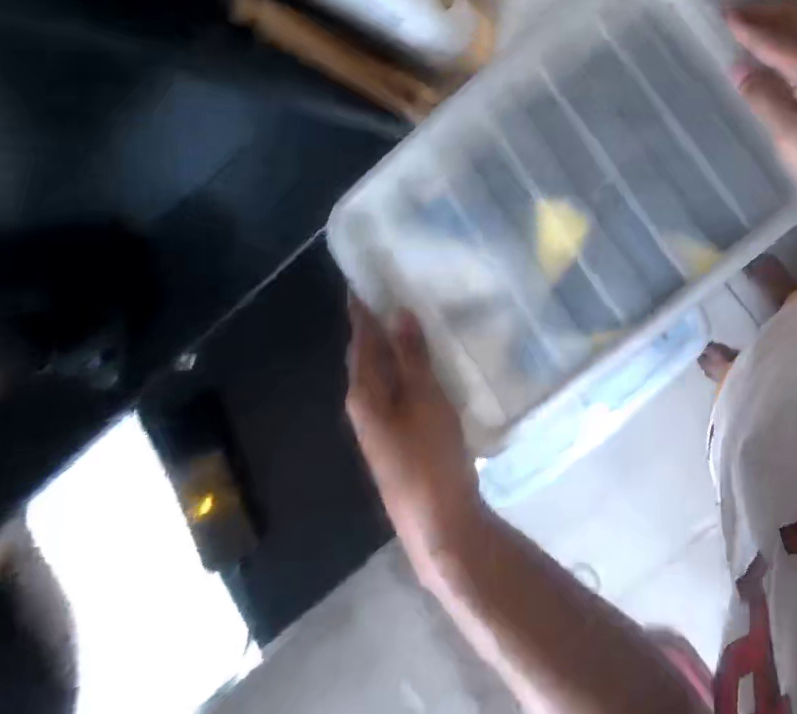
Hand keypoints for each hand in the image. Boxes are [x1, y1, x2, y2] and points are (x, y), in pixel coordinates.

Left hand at [344, 298, 481, 558]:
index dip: (363, 311)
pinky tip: (431, 360)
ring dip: (397, 345)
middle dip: (378, 325)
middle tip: (397, 287)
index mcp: (365, 394)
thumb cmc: (430, 455)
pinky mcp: (402, 433)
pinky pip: (401, 387)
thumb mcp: (426, 400)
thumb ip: (413, 358)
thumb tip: (399, 313)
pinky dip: (410, 366)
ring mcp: (383, 423)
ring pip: (386, 372)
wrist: (437, 518)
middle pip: (368, 356)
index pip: (360, 341)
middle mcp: (366, 406)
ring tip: (418, 314)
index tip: (366, 277)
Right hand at [726, 5, 796, 230]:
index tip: (720, 13)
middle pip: (795, 22)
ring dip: (778, 28)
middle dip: (763, 16)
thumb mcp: (791, 137)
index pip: (773, 39)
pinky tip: (776, 62)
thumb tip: (738, 68)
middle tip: (733, 19)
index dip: (745, 27)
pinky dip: (790, 44)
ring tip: (749, 35)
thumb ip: (763, 98)